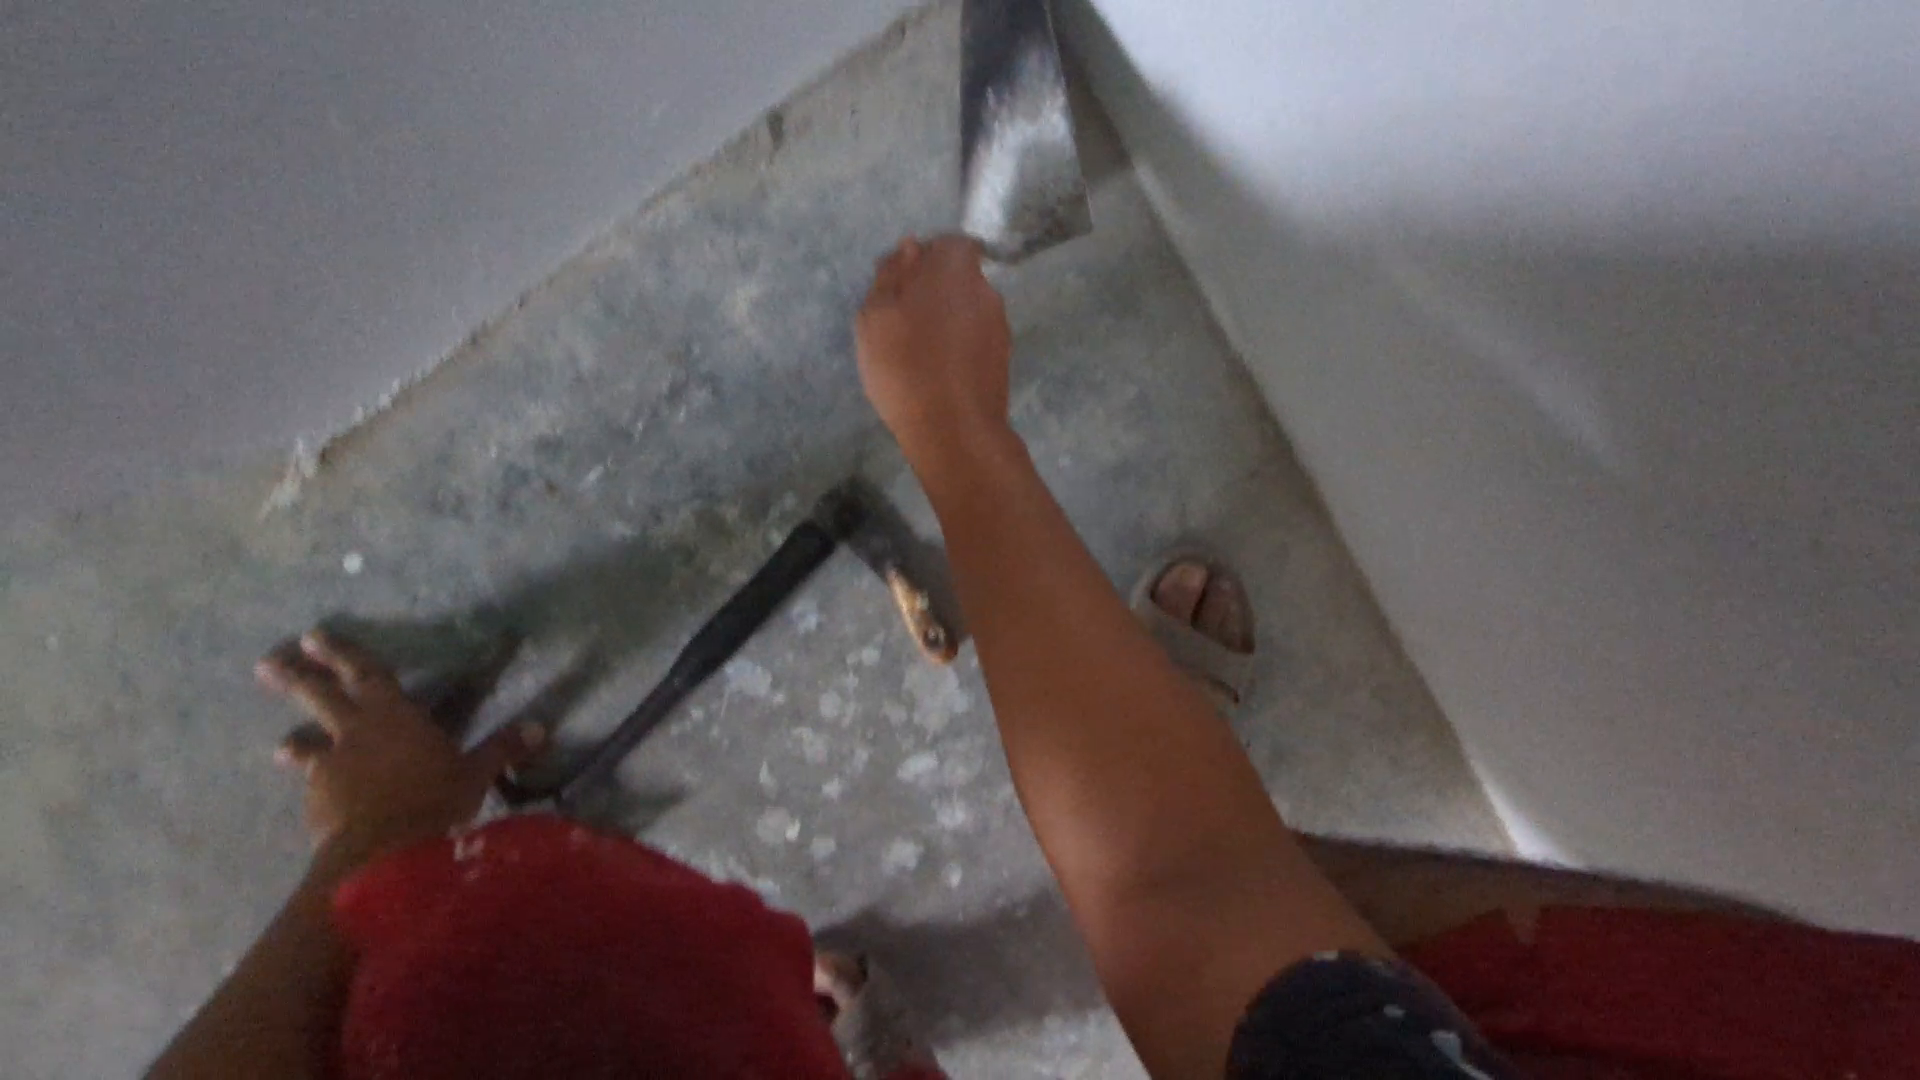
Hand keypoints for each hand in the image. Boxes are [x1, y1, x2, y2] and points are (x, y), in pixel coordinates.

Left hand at [257, 631, 542, 875]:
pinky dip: (317, 783)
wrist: (382, 851)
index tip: (314, 635)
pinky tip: (318, 795)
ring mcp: (332, 767)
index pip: (368, 674)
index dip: (344, 653)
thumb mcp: (477, 773)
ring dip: (298, 743)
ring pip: (309, 745)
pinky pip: (316, 784)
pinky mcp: (319, 800)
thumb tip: (541, 727)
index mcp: (395, 715)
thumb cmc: (435, 799)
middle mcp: (357, 732)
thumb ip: (503, 749)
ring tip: (282, 746)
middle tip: (268, 664)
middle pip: (321, 698)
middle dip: (297, 678)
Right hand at [855, 235, 1013, 467]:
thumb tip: (909, 247)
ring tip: (918, 352)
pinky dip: (959, 347)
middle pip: (960, 278)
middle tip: (903, 320)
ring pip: (968, 310)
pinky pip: (976, 340)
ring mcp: (999, 327)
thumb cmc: (905, 367)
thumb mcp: (875, 317)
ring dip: (947, 321)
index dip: (927, 257)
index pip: (950, 243)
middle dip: (936, 290)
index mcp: (956, 269)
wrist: (954, 429)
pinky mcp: (1003, 359)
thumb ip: (892, 276)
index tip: (904, 283)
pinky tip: (938, 371)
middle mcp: (986, 291)